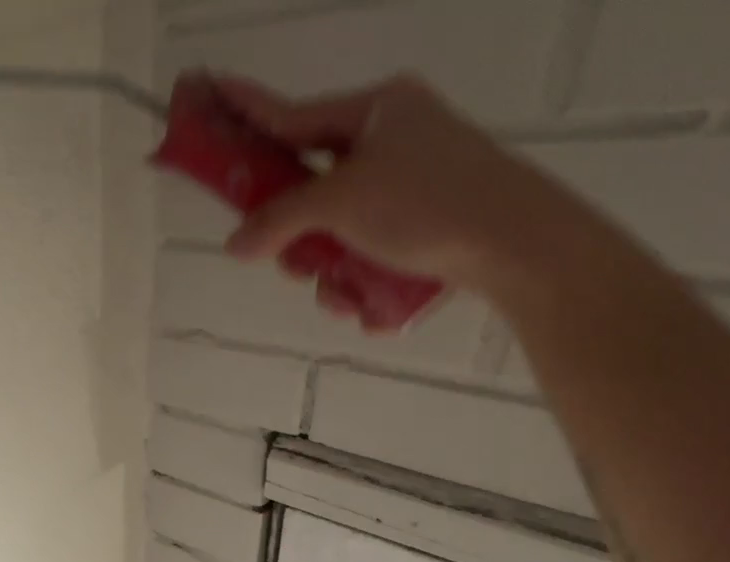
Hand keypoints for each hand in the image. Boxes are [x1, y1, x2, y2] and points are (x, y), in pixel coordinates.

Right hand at [213, 74, 602, 306]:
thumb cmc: (428, 202)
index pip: (289, 114)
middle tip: (279, 253)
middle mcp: (391, 141)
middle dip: (290, 230)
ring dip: (322, 267)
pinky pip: (363, 252)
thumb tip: (234, 244)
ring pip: (330, 229)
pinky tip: (364, 301)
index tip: (208, 93)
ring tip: (338, 288)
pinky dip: (354, 281)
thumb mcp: (340, 203)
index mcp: (376, 111)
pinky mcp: (423, 226)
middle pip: (305, 185)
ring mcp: (408, 185)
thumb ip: (277, 219)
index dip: (245, 110)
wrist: (521, 247)